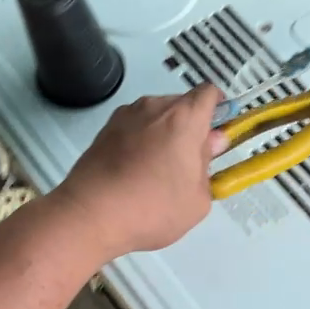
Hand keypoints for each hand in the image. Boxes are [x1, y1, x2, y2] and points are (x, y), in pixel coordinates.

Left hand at [54, 86, 227, 257]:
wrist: (91, 215)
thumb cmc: (154, 208)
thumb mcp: (197, 199)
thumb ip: (208, 166)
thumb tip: (210, 144)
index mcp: (184, 118)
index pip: (209, 93)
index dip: (218, 109)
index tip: (218, 132)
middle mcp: (154, 107)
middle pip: (182, 105)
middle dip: (191, 127)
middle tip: (191, 163)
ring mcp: (125, 116)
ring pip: (156, 117)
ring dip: (165, 135)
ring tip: (160, 172)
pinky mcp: (104, 130)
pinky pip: (134, 129)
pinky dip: (141, 143)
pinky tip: (136, 173)